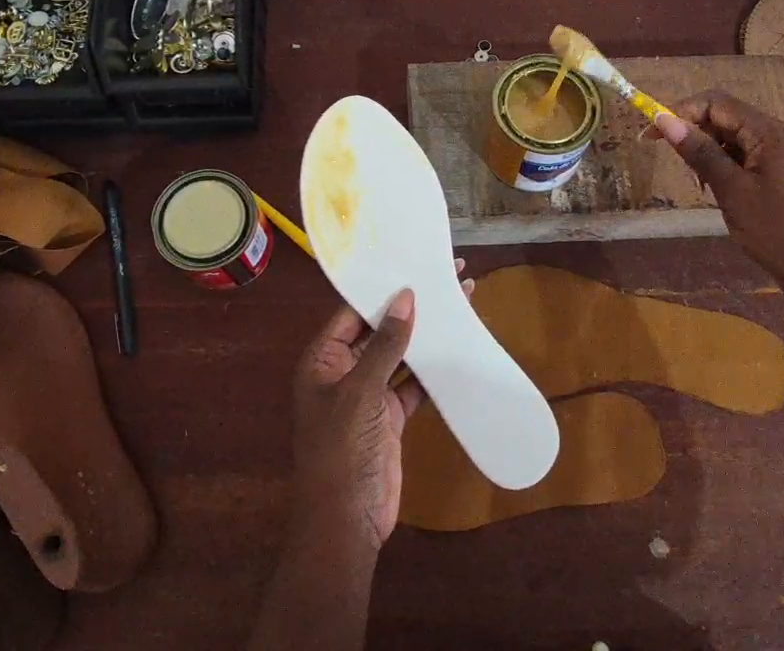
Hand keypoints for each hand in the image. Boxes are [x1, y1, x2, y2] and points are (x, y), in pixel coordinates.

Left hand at [290, 261, 473, 549]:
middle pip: (380, 329)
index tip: (414, 263)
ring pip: (400, 354)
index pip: (352, 311)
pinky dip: (432, 369)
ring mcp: (368, 394)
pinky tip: (458, 348)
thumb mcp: (361, 391)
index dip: (383, 289)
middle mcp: (343, 370)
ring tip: (461, 303)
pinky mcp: (389, 416)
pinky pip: (412, 383)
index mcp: (322, 359)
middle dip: (412, 307)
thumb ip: (384, 345)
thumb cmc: (342, 449)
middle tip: (448, 276)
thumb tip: (405, 298)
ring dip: (427, 335)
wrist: (346, 519)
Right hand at [655, 91, 783, 289]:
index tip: (651, 135)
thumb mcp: (731, 191)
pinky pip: (744, 155)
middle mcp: (777, 133)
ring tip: (699, 183)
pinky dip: (724, 165)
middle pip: (724, 116)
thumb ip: (700, 152)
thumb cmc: (777, 231)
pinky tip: (717, 189)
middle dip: (693, 132)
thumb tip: (665, 120)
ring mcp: (781, 152)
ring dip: (707, 151)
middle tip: (673, 162)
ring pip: (732, 137)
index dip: (679, 112)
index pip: (715, 102)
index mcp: (768, 131)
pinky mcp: (781, 171)